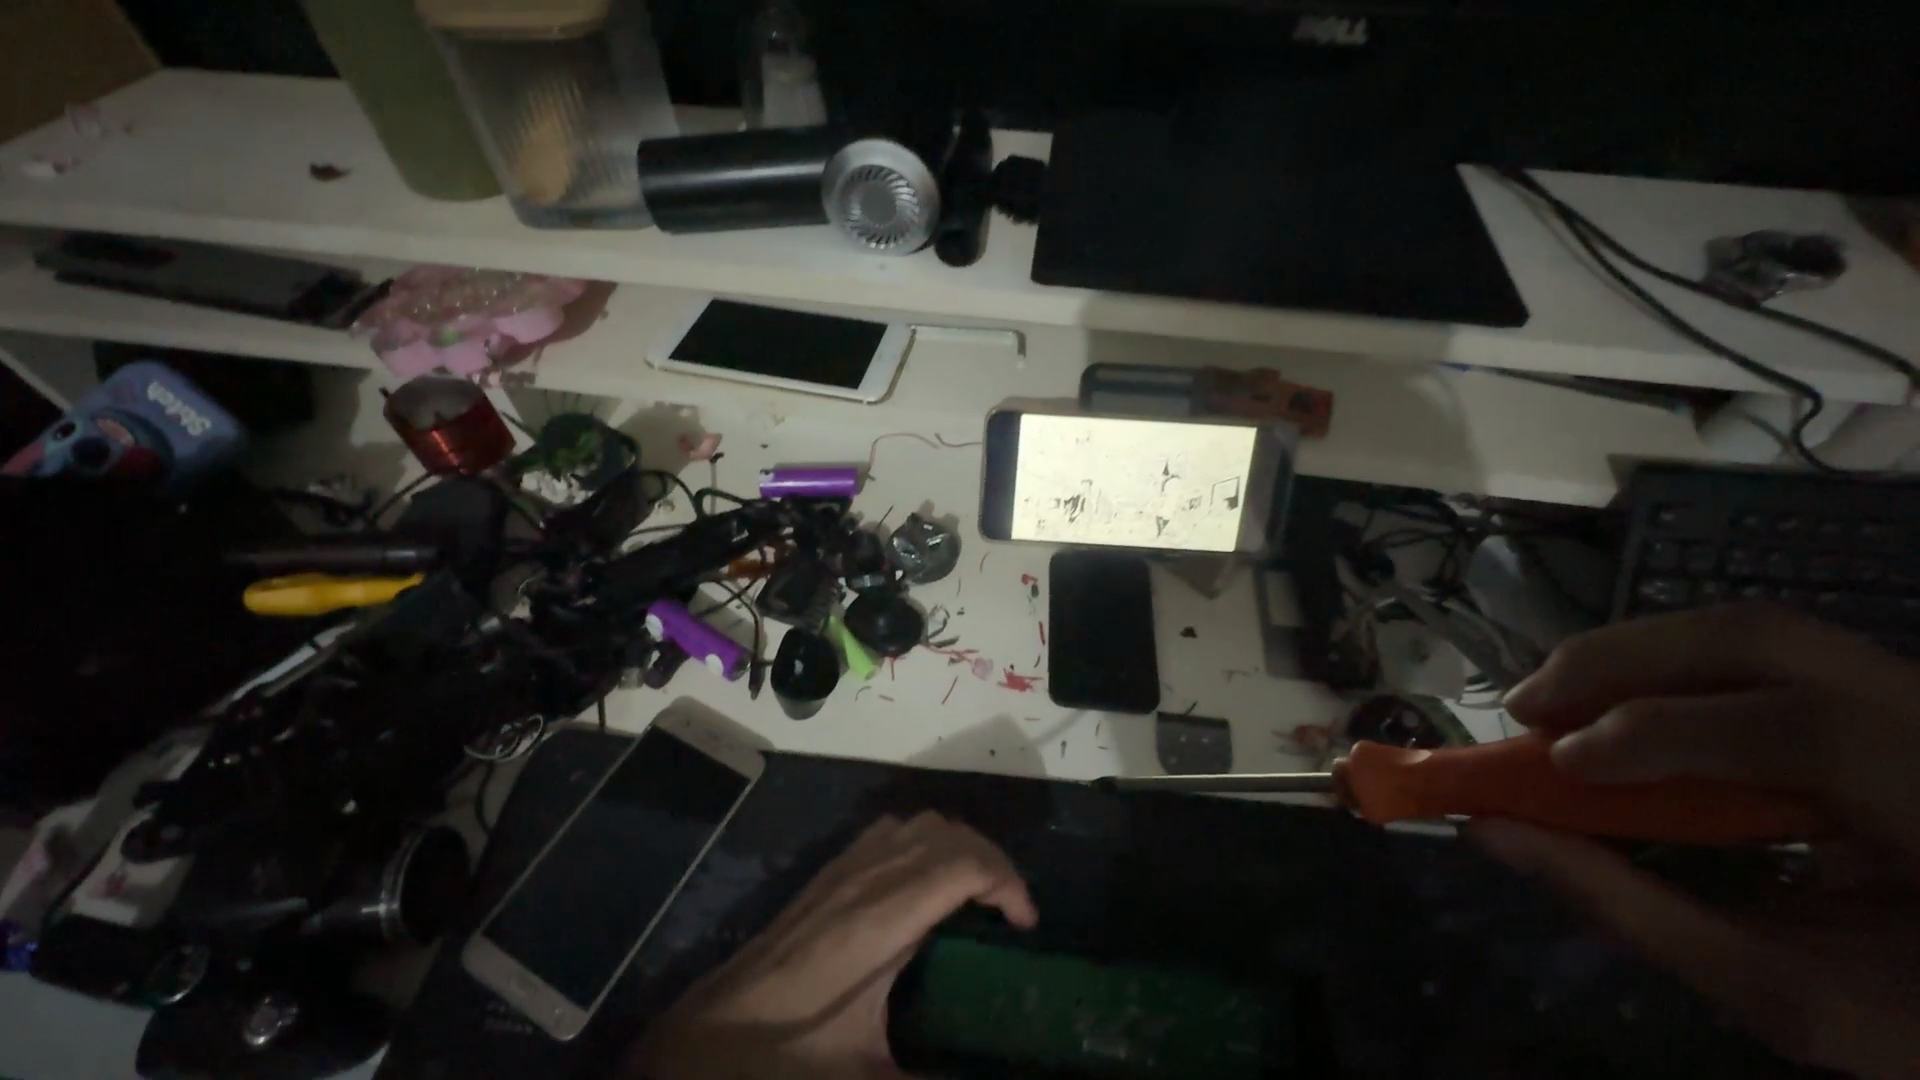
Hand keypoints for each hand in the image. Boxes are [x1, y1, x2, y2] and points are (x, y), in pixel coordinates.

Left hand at [626, 811, 1037, 1079]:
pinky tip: (925, 887)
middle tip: (1010, 912)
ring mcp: (844, 870)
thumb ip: (931, 1079)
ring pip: (919, 824)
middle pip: (948, 833)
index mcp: (881, 921)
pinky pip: (891, 832)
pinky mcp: (828, 875)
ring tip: (976, 894)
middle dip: (992, 861)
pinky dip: (926, 843)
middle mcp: (866, 879)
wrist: (705, 1042)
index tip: (1025, 926)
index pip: (961, 864)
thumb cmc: (784, 1057)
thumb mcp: (863, 1077)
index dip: (1007, 883)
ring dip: (959, 846)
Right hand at [1481, 605, 1919, 1077]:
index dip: (1664, 732)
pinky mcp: (1876, 695)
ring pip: (1751, 633)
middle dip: (1618, 661)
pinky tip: (1616, 708)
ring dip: (1630, 657)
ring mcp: (1913, 698)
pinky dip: (1662, 671)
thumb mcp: (1791, 996)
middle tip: (1527, 708)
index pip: (1807, 731)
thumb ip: (1636, 911)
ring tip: (1555, 704)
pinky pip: (1756, 658)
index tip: (1559, 763)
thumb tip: (1493, 831)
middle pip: (1760, 639)